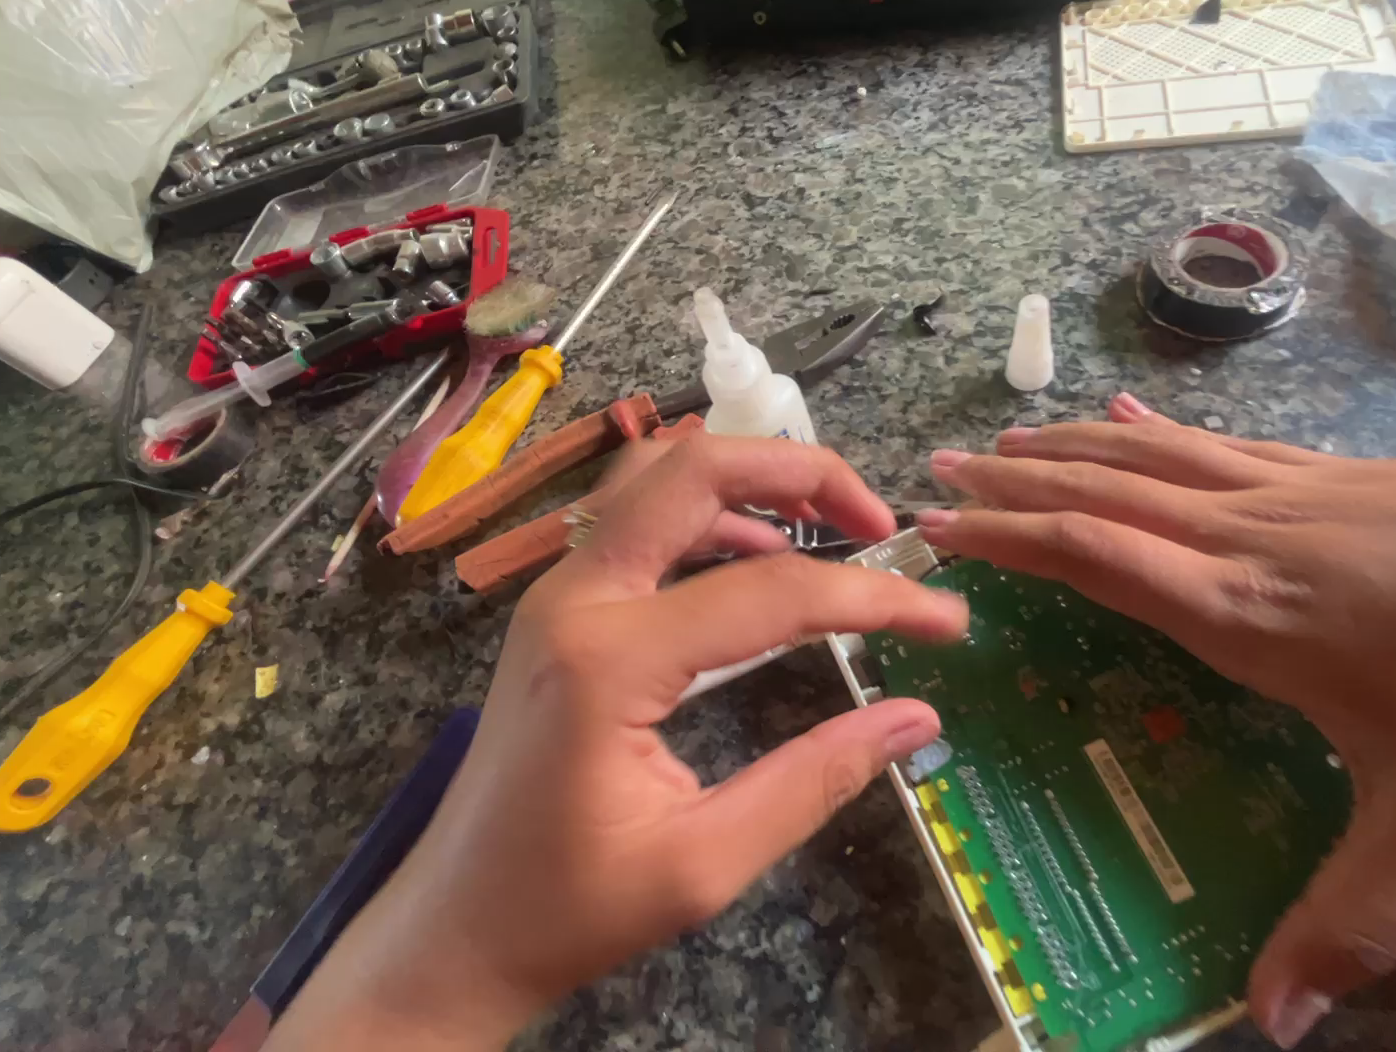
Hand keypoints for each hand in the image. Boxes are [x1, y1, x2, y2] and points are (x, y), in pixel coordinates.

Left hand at [267, 437, 968, 1049]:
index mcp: (611, 659)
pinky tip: (759, 556)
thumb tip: (917, 719)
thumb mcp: (704, 863)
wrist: (452, 927)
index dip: (872, 599)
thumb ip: (816, 780)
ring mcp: (562, 590)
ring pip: (660, 476)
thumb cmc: (568, 908)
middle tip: (876, 523)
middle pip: (695, 469)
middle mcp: (578, 596)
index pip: (771, 592)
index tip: (943, 619)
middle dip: (803, 472)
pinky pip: (643, 519)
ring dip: (753, 480)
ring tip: (831, 524)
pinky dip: (713, 516)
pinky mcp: (564, 604)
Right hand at [917, 394, 1395, 1046]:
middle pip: (1101, 493)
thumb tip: (1273, 1028)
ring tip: (1001, 442)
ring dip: (1065, 448)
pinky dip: (1153, 429)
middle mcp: (1252, 537)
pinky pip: (1217, 447)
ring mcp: (1296, 494)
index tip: (939, 529)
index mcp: (1251, 613)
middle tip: (936, 473)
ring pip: (1149, 458)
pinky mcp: (1338, 474)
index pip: (1093, 554)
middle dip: (1008, 482)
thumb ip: (1354, 924)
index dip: (1006, 537)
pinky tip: (1125, 410)